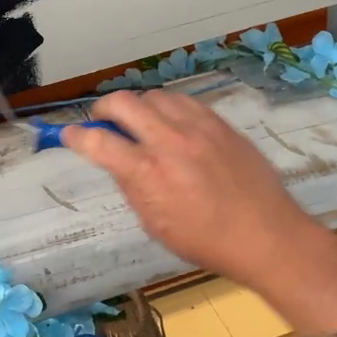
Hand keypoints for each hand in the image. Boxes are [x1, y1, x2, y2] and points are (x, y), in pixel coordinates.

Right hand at [64, 89, 311, 278]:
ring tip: (141, 123)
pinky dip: (167, 107)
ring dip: (138, 107)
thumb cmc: (207, 241)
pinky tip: (170, 122)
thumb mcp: (155, 224)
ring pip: (152, 95)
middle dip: (102, 109)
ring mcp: (196, 127)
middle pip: (120, 102)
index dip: (75, 136)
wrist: (268, 236)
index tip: (68, 135)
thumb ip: (131, 186)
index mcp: (148, 173)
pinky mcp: (218, 122)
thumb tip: (114, 160)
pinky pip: (182, 100)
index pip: (97, 142)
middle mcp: (168, 142)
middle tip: (103, 121)